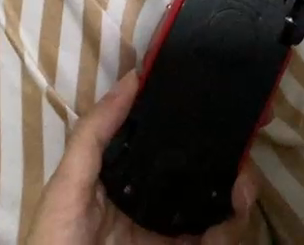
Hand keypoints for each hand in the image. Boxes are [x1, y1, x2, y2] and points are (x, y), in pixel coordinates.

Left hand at [25, 73, 258, 244]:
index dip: (196, 119)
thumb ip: (95, 132)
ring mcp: (172, 234)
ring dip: (240, 191)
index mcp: (127, 175)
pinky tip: (224, 227)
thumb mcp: (67, 185)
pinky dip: (231, 232)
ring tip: (241, 191)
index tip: (225, 98)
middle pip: (204, 168)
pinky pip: (219, 239)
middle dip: (232, 154)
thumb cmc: (55, 243)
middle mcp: (155, 200)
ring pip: (220, 204)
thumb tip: (134, 77)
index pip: (168, 140)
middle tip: (248, 144)